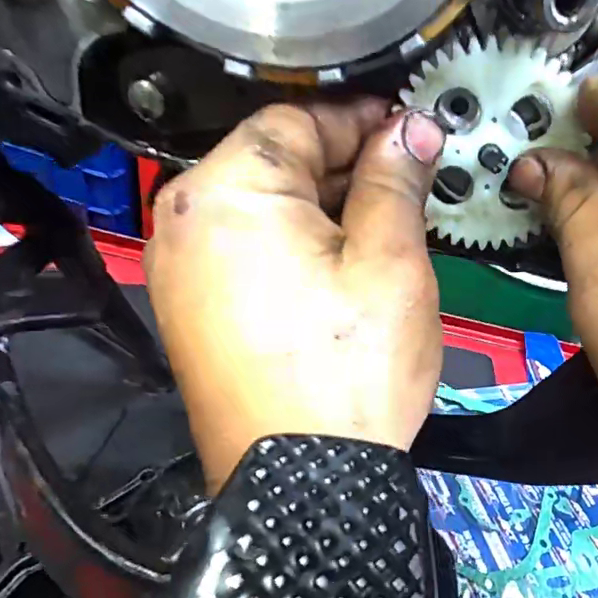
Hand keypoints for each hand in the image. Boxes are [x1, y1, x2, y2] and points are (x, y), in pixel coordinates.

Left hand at [144, 101, 447, 483]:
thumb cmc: (352, 371)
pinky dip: (304, 241)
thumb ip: (396, 182)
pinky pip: (255, 248)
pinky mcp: (199, 310)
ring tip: (389, 224)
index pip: (298, 120)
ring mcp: (186, 272)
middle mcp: (187, 225)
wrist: (308, 477)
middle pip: (277, 161)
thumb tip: (411, 131)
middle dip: (349, 163)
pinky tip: (351, 263)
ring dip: (330, 204)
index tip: (410, 130)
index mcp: (227, 196)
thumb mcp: (391, 261)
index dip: (363, 119)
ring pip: (268, 207)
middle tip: (411, 180)